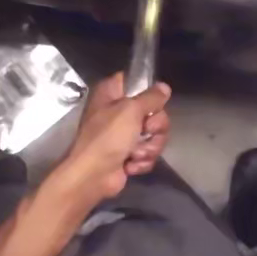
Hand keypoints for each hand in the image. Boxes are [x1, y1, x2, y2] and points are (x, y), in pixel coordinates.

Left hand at [43, 73, 171, 213]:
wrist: (92, 176)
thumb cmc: (107, 137)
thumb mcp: (131, 110)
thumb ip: (151, 97)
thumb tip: (164, 87)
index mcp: (112, 94)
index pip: (134, 79)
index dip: (146, 89)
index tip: (153, 100)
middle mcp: (118, 111)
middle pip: (153, 110)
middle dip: (155, 126)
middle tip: (146, 130)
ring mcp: (125, 134)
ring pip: (154, 134)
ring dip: (149, 146)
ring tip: (134, 154)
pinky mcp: (129, 154)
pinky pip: (148, 152)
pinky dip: (142, 160)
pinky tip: (130, 165)